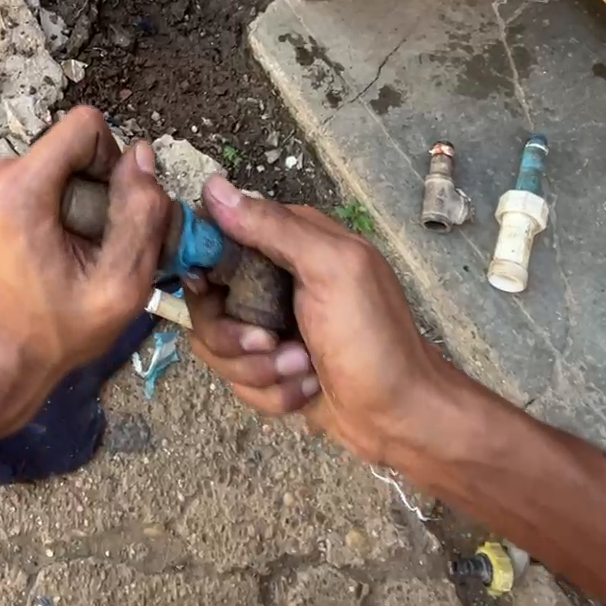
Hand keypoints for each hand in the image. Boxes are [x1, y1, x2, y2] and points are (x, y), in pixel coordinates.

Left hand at [0, 106, 171, 437]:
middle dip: (96, 189)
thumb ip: (141, 215)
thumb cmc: (54, 333)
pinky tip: (57, 247)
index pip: (86, 126)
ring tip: (73, 252)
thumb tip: (142, 154)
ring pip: (62, 161)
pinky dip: (60, 204)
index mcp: (17, 190)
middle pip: (74, 146)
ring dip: (80, 200)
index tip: (107, 216)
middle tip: (91, 246)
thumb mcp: (120, 286)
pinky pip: (44, 174)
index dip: (112, 165)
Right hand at [186, 176, 454, 466]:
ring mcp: (267, 322)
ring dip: (257, 368)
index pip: (213, 235)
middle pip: (205, 300)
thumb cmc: (374, 338)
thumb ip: (273, 227)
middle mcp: (270, 275)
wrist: (403, 419)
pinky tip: (306, 388)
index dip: (202, 265)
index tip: (212, 291)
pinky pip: (236, 375)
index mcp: (286, 239)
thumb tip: (213, 187)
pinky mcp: (267, 363)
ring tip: (302, 370)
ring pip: (215, 343)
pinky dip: (270, 390)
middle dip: (234, 335)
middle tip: (271, 344)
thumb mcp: (330, 269)